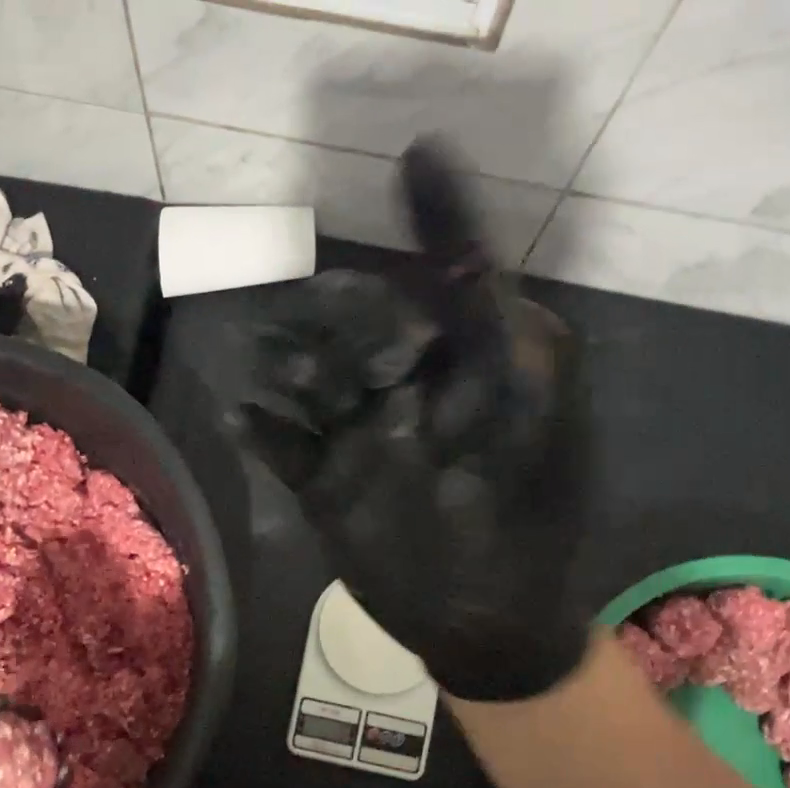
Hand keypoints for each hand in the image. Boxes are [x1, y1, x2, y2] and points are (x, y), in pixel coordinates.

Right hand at [237, 137, 597, 702]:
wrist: (487, 628)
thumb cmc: (527, 531)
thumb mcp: (543, 434)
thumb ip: (520, 351)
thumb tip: (481, 269)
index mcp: (473, 371)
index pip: (451, 281)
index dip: (437, 220)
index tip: (420, 157)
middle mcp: (414, 391)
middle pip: (364, 323)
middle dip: (336, 308)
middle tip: (309, 309)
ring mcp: (365, 439)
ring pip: (315, 376)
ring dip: (290, 359)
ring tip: (269, 357)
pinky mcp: (329, 485)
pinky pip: (286, 447)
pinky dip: (265, 431)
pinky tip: (245, 417)